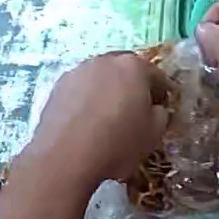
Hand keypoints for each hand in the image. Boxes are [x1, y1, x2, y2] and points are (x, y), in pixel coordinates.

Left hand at [21, 53, 168, 188]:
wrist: (65, 157)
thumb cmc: (117, 143)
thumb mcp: (153, 134)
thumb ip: (160, 115)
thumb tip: (154, 109)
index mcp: (133, 66)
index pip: (156, 76)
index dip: (162, 94)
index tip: (161, 109)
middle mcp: (104, 61)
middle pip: (124, 71)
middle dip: (132, 88)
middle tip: (134, 112)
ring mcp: (77, 72)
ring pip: (99, 79)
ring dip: (106, 93)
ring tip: (106, 118)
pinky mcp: (56, 87)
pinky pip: (79, 91)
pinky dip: (85, 101)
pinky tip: (85, 123)